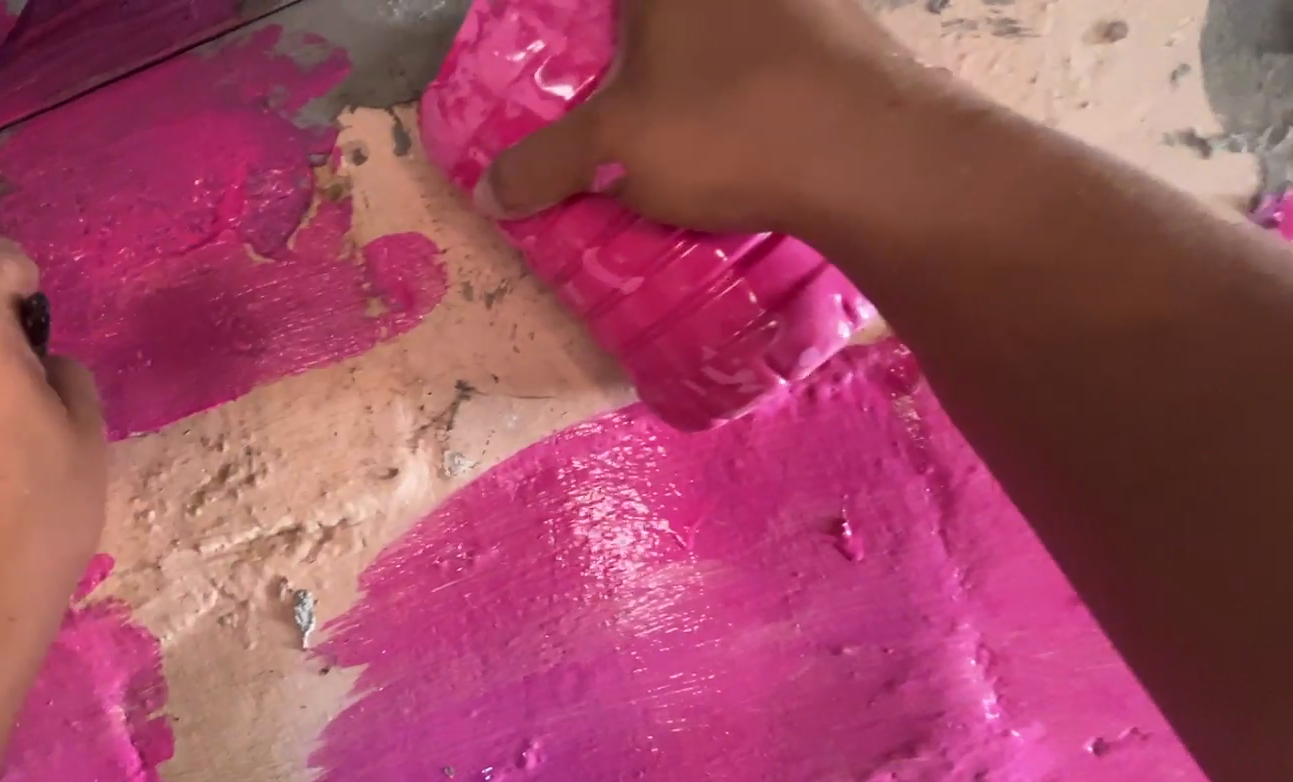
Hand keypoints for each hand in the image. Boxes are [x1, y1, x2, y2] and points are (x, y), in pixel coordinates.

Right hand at [479, 0, 924, 232]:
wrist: (866, 156)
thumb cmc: (724, 126)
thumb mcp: (611, 148)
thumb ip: (542, 164)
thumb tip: (484, 191)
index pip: (602, 4)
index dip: (576, 31)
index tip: (571, 70)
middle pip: (652, 16)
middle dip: (623, 53)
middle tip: (598, 97)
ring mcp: (788, 1)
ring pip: (709, 31)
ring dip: (677, 68)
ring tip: (652, 127)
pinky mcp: (828, 35)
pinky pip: (750, 50)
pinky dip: (722, 82)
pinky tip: (716, 130)